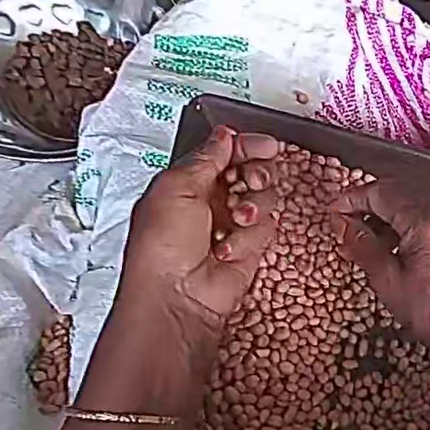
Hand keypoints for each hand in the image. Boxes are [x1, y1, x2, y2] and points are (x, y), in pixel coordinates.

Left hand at [120, 125, 279, 331]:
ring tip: (237, 220)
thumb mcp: (176, 187)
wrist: (177, 294)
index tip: (267, 146)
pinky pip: (267, 230)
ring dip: (253, 208)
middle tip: (252, 181)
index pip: (227, 154)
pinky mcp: (251, 248)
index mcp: (191, 182)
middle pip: (253, 173)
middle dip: (258, 175)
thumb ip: (206, 158)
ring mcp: (234, 225)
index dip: (247, 146)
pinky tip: (227, 250)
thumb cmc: (163, 245)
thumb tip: (225, 136)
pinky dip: (249, 238)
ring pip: (265, 200)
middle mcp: (215, 201)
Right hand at [330, 183, 429, 350]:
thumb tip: (341, 223)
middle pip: (392, 193)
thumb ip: (361, 244)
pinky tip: (377, 242)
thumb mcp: (385, 277)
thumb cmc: (425, 309)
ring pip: (401, 205)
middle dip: (363, 204)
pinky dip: (392, 224)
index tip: (334, 211)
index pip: (381, 194)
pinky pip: (412, 218)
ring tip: (355, 235)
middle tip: (341, 222)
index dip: (352, 199)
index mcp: (423, 222)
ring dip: (377, 214)